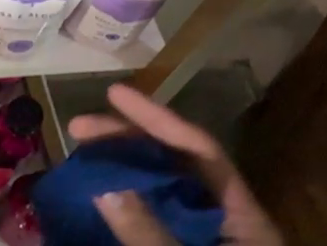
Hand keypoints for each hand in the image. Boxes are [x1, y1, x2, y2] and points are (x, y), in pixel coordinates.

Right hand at [70, 84, 282, 245]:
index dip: (157, 117)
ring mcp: (216, 241)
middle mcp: (234, 220)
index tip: (114, 94)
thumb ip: (150, 238)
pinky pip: (165, 214)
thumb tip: (106, 187)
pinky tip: (105, 194)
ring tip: (87, 152)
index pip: (201, 150)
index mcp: (247, 220)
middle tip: (79, 129)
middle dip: (131, 140)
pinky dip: (135, 198)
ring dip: (129, 165)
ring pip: (171, 187)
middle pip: (182, 163)